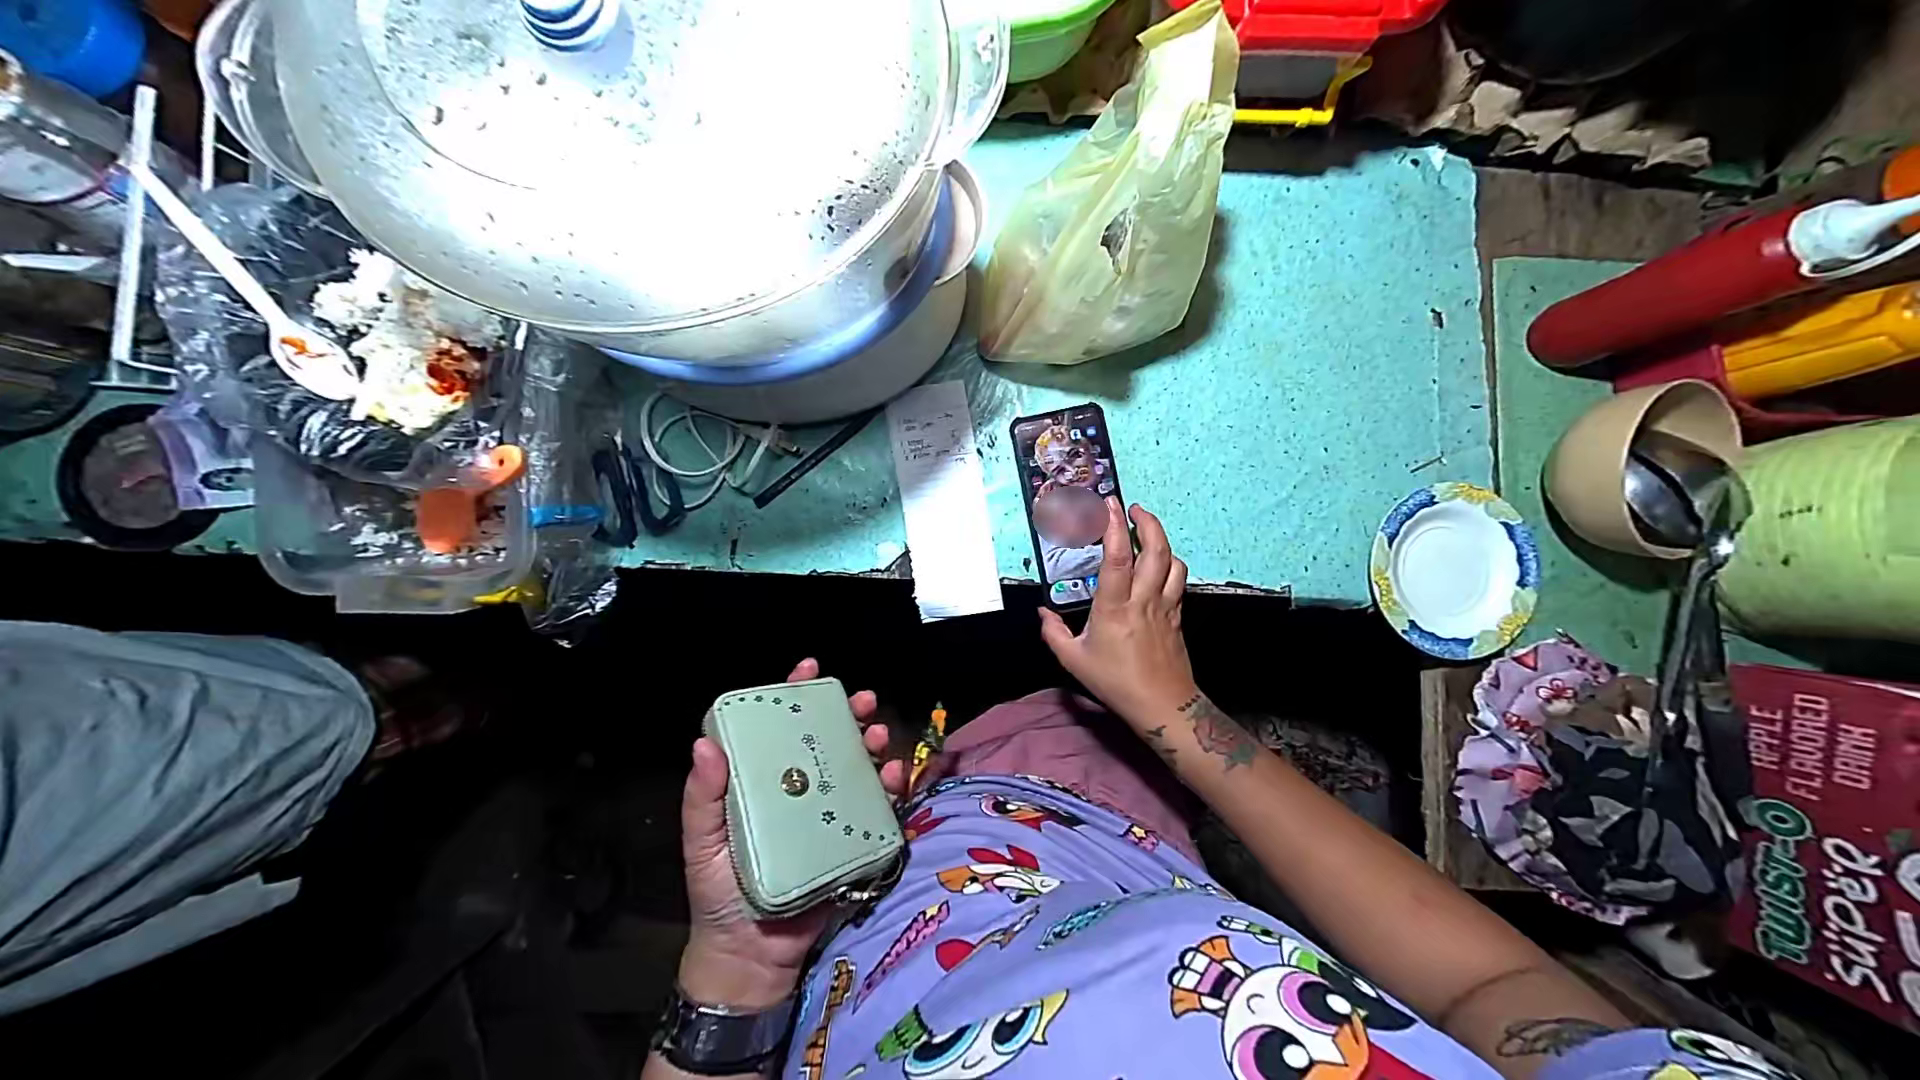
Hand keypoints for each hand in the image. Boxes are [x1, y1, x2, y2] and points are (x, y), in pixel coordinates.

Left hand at [677, 659, 904, 1008]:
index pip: (780, 727)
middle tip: (862, 699)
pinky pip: (876, 807)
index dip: (794, 693)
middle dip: (847, 712)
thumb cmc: (719, 891)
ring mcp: (829, 812)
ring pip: (856, 765)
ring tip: (877, 733)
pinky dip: (890, 788)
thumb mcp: (702, 842)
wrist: (750, 956)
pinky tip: (893, 775)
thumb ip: (702, 798)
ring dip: (872, 742)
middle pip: (827, 738)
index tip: (810, 668)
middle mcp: (800, 787)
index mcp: (763, 779)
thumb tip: (703, 744)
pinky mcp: (852, 839)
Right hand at [1038, 500, 1196, 725]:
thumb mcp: (1073, 660)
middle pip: (1155, 551)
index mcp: (1115, 608)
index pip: (1118, 558)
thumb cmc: (1116, 683)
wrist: (1163, 705)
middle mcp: (1143, 601)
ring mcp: (1165, 607)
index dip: (1114, 527)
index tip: (1109, 506)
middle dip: (1147, 522)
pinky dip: (1169, 563)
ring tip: (1147, 530)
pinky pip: (1178, 580)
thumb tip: (1043, 613)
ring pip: (1172, 562)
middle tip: (1133, 508)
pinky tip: (1159, 564)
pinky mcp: (1176, 615)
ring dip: (1161, 540)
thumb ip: (1054, 632)